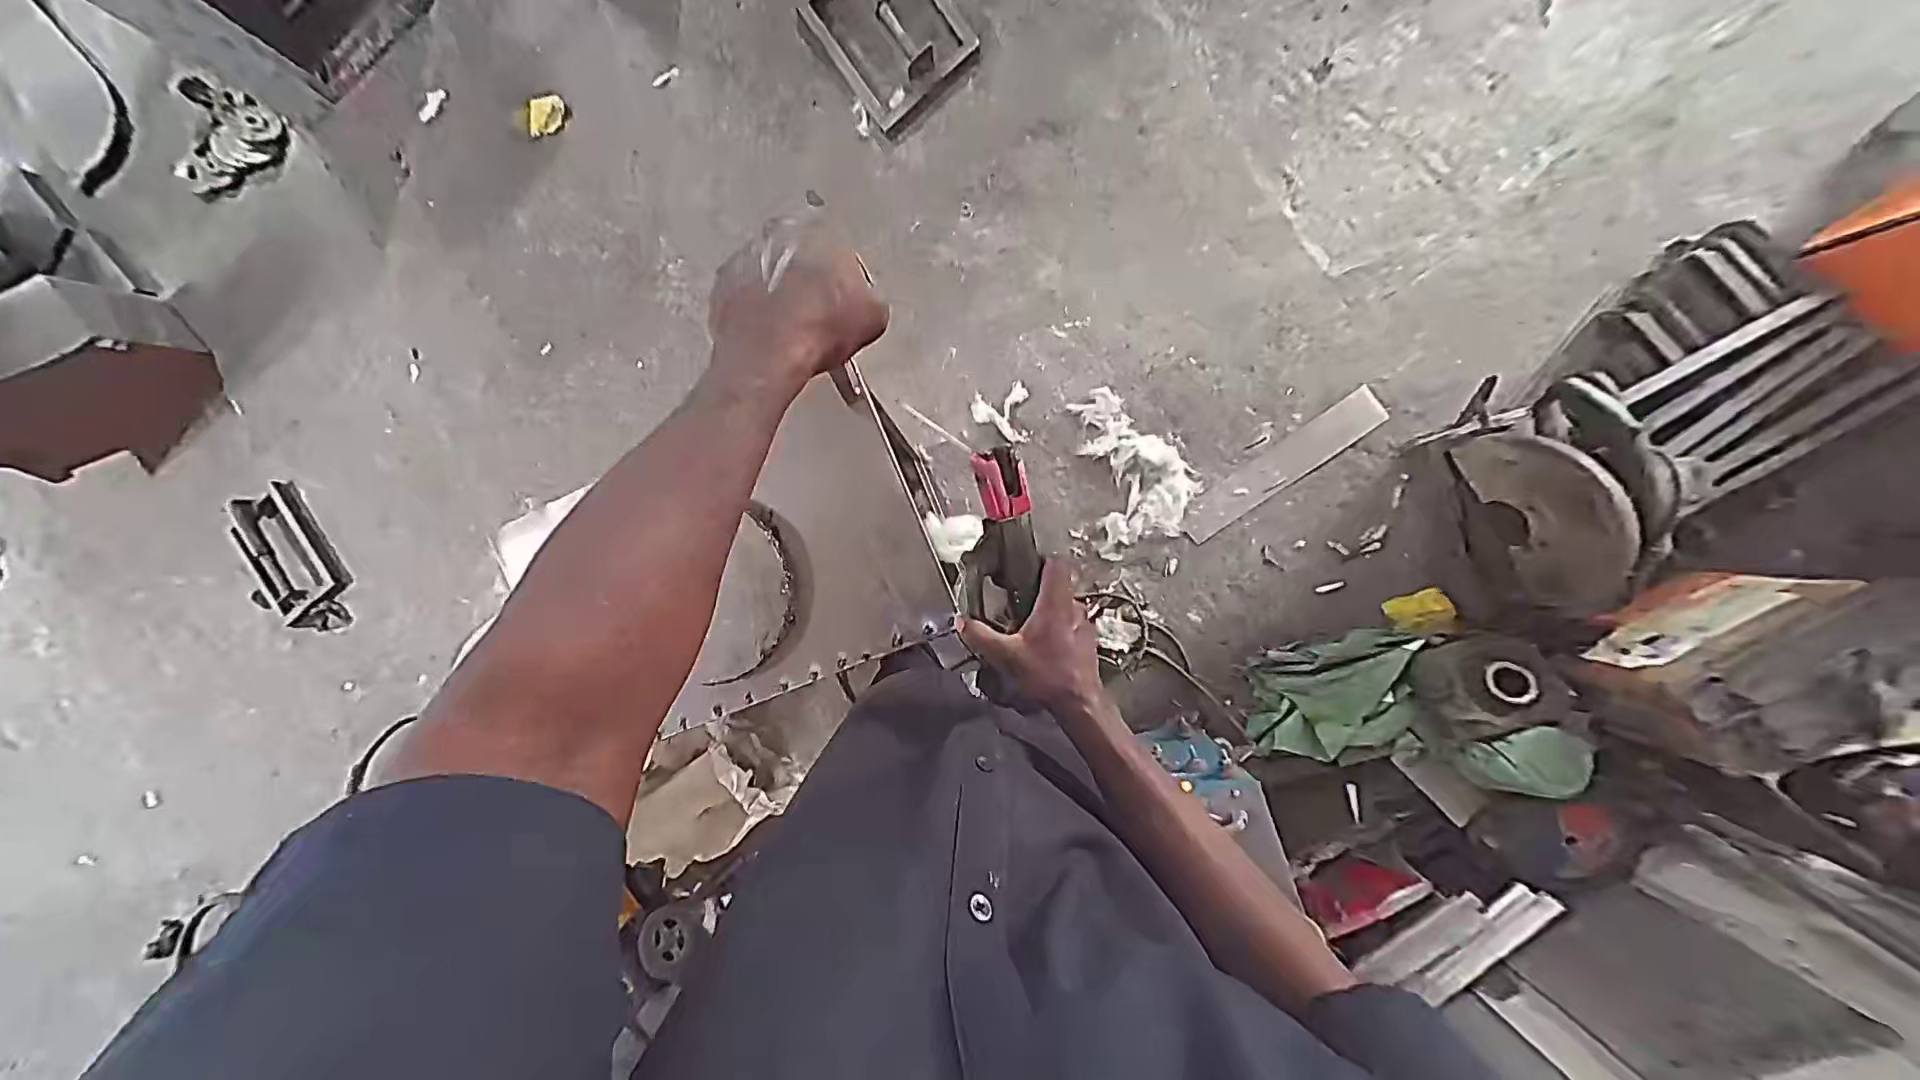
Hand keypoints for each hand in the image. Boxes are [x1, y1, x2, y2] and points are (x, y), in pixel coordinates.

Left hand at [707, 213, 889, 394]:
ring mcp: (741, 263)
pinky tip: (772, 340)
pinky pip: (744, 302)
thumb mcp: (872, 317)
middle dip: (808, 286)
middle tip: (820, 318)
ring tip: (795, 334)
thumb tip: (867, 308)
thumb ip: (870, 302)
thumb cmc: (820, 328)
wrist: (770, 354)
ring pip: (769, 279)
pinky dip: (757, 317)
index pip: (836, 251)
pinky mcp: (720, 294)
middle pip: (798, 262)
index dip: (844, 282)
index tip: (846, 305)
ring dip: (780, 300)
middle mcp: (772, 238)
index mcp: (814, 232)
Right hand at [960, 561, 1105, 712]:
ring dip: (1052, 607)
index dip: (1043, 560)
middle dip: (1042, 586)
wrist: (1078, 702)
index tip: (1029, 564)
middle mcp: (1073, 609)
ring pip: (1068, 603)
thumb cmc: (1048, 676)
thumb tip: (964, 623)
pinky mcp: (1088, 639)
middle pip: (1061, 583)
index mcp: (1055, 605)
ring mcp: (1084, 623)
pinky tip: (1047, 642)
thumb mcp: (1006, 656)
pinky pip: (1074, 621)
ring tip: (1033, 622)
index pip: (1058, 565)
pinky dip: (1062, 625)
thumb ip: (981, 636)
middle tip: (1023, 596)